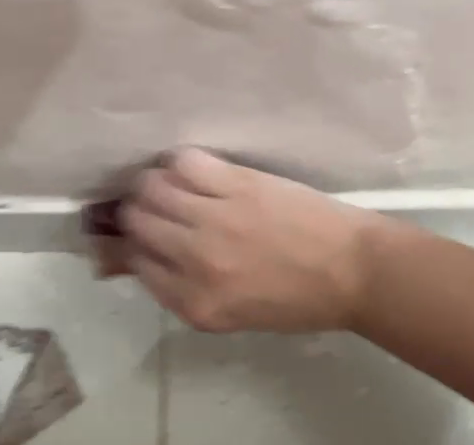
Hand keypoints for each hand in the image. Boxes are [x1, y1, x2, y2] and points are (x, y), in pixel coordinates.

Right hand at [104, 148, 386, 332]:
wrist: (351, 269)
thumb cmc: (294, 299)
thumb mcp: (228, 311)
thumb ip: (178, 286)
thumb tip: (128, 259)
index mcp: (195, 304)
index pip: (133, 263)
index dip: (122, 243)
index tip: (122, 231)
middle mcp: (196, 261)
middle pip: (136, 221)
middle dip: (130, 210)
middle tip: (141, 203)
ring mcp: (215, 219)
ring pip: (151, 188)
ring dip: (148, 182)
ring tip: (162, 182)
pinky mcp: (236, 183)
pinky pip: (184, 163)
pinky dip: (176, 162)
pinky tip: (187, 168)